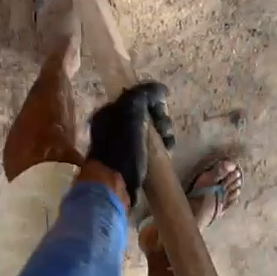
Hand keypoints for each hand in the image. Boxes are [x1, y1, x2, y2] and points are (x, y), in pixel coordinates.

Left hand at [85, 82, 174, 205]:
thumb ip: (143, 95)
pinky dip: (160, 147)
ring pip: (150, 130)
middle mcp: (113, 125)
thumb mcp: (131, 113)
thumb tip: (159, 89)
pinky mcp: (131, 160)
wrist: (113, 187)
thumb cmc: (122, 149)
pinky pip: (150, 146)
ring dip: (163, 134)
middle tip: (165, 131)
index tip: (161, 110)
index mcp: (108, 111)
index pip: (137, 96)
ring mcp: (121, 144)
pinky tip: (166, 152)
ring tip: (168, 144)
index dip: (153, 101)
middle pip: (145, 114)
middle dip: (160, 119)